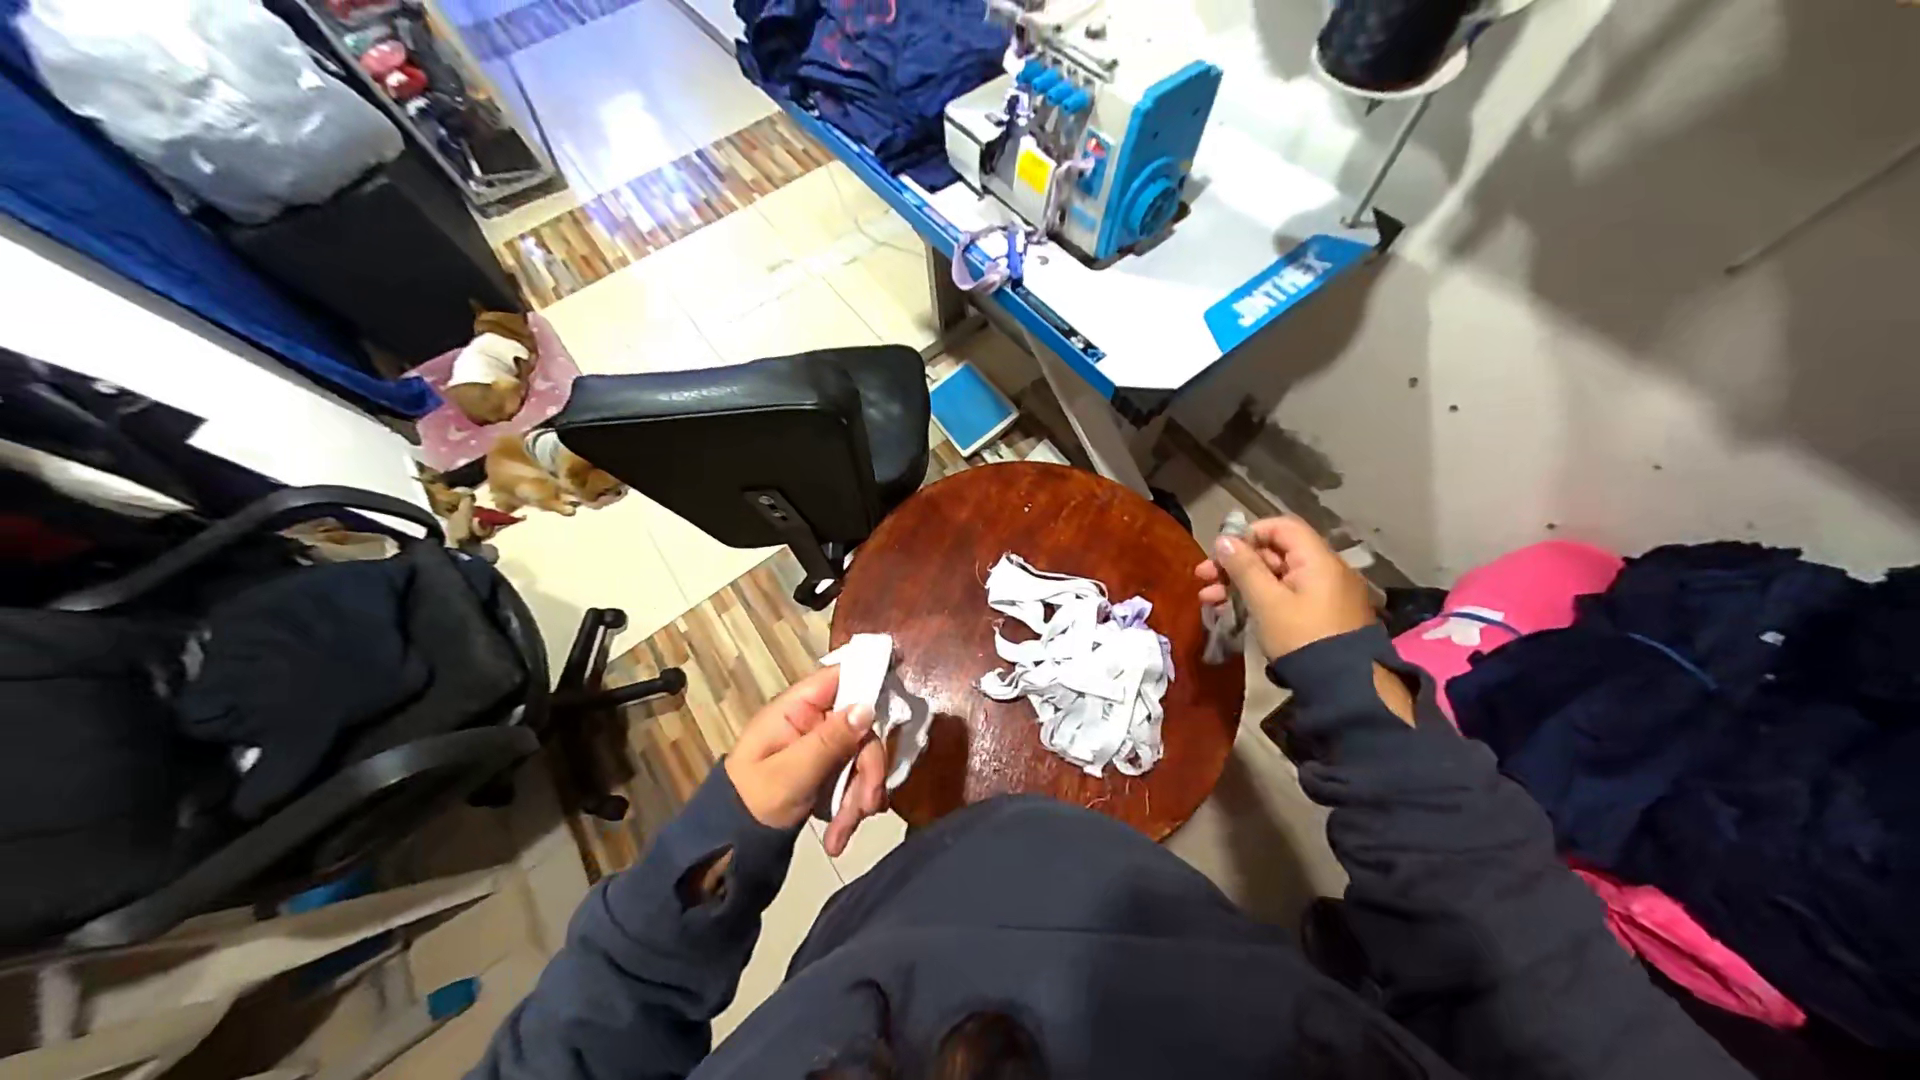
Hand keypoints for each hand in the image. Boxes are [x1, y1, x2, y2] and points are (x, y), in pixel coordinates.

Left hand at [723, 666, 887, 856]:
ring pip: (863, 757)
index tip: (894, 704)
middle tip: (866, 806)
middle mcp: (814, 720)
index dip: (870, 683)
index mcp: (797, 707)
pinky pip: (856, 779)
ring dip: (861, 795)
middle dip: (868, 769)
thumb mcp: (790, 773)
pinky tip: (839, 835)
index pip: (841, 677)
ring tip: (843, 832)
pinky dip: (853, 807)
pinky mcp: (830, 770)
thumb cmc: (752, 802)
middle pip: (861, 726)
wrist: (731, 848)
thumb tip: (867, 707)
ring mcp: (823, 745)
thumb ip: (829, 740)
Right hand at [1194, 515, 1375, 659]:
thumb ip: (1244, 567)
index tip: (1221, 553)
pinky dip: (1258, 598)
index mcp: (1317, 559)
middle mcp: (1324, 569)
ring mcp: (1323, 593)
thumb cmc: (1301, 636)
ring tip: (1209, 599)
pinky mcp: (1320, 614)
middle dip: (1235, 563)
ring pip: (1275, 576)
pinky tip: (1230, 612)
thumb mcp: (1266, 601)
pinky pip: (1285, 595)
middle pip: (1274, 552)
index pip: (1281, 527)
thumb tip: (1224, 540)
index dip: (1248, 534)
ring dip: (1240, 583)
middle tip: (1204, 577)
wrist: (1343, 686)